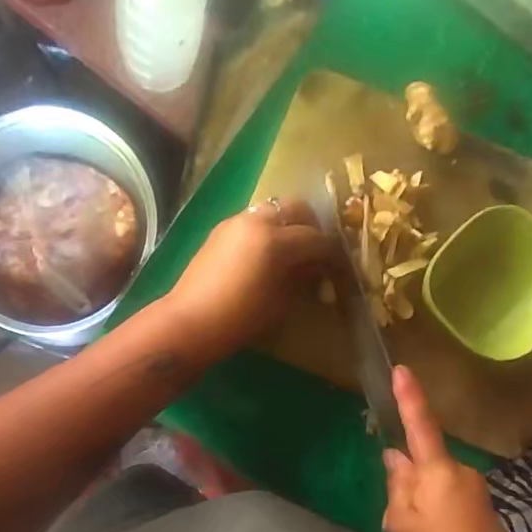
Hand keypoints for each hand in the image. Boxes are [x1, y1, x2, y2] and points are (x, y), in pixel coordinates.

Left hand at [162, 198, 332, 353]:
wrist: (189, 323)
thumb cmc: (239, 321)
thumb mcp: (280, 304)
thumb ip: (302, 279)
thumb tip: (315, 269)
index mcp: (277, 241)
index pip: (318, 240)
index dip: (334, 256)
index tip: (341, 270)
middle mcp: (258, 222)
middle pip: (297, 208)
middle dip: (313, 227)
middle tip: (317, 254)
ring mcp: (236, 222)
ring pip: (273, 209)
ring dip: (289, 225)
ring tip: (292, 253)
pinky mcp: (220, 230)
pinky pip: (254, 220)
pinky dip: (268, 230)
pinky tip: (267, 256)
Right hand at [382, 365, 518, 531]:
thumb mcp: (402, 523)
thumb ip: (397, 486)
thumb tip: (396, 456)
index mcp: (439, 471)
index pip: (421, 426)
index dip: (409, 397)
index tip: (401, 368)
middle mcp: (461, 473)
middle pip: (424, 462)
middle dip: (406, 479)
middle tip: (398, 518)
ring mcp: (475, 492)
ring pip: (433, 484)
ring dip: (419, 501)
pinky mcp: (481, 511)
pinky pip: (446, 500)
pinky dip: (432, 514)